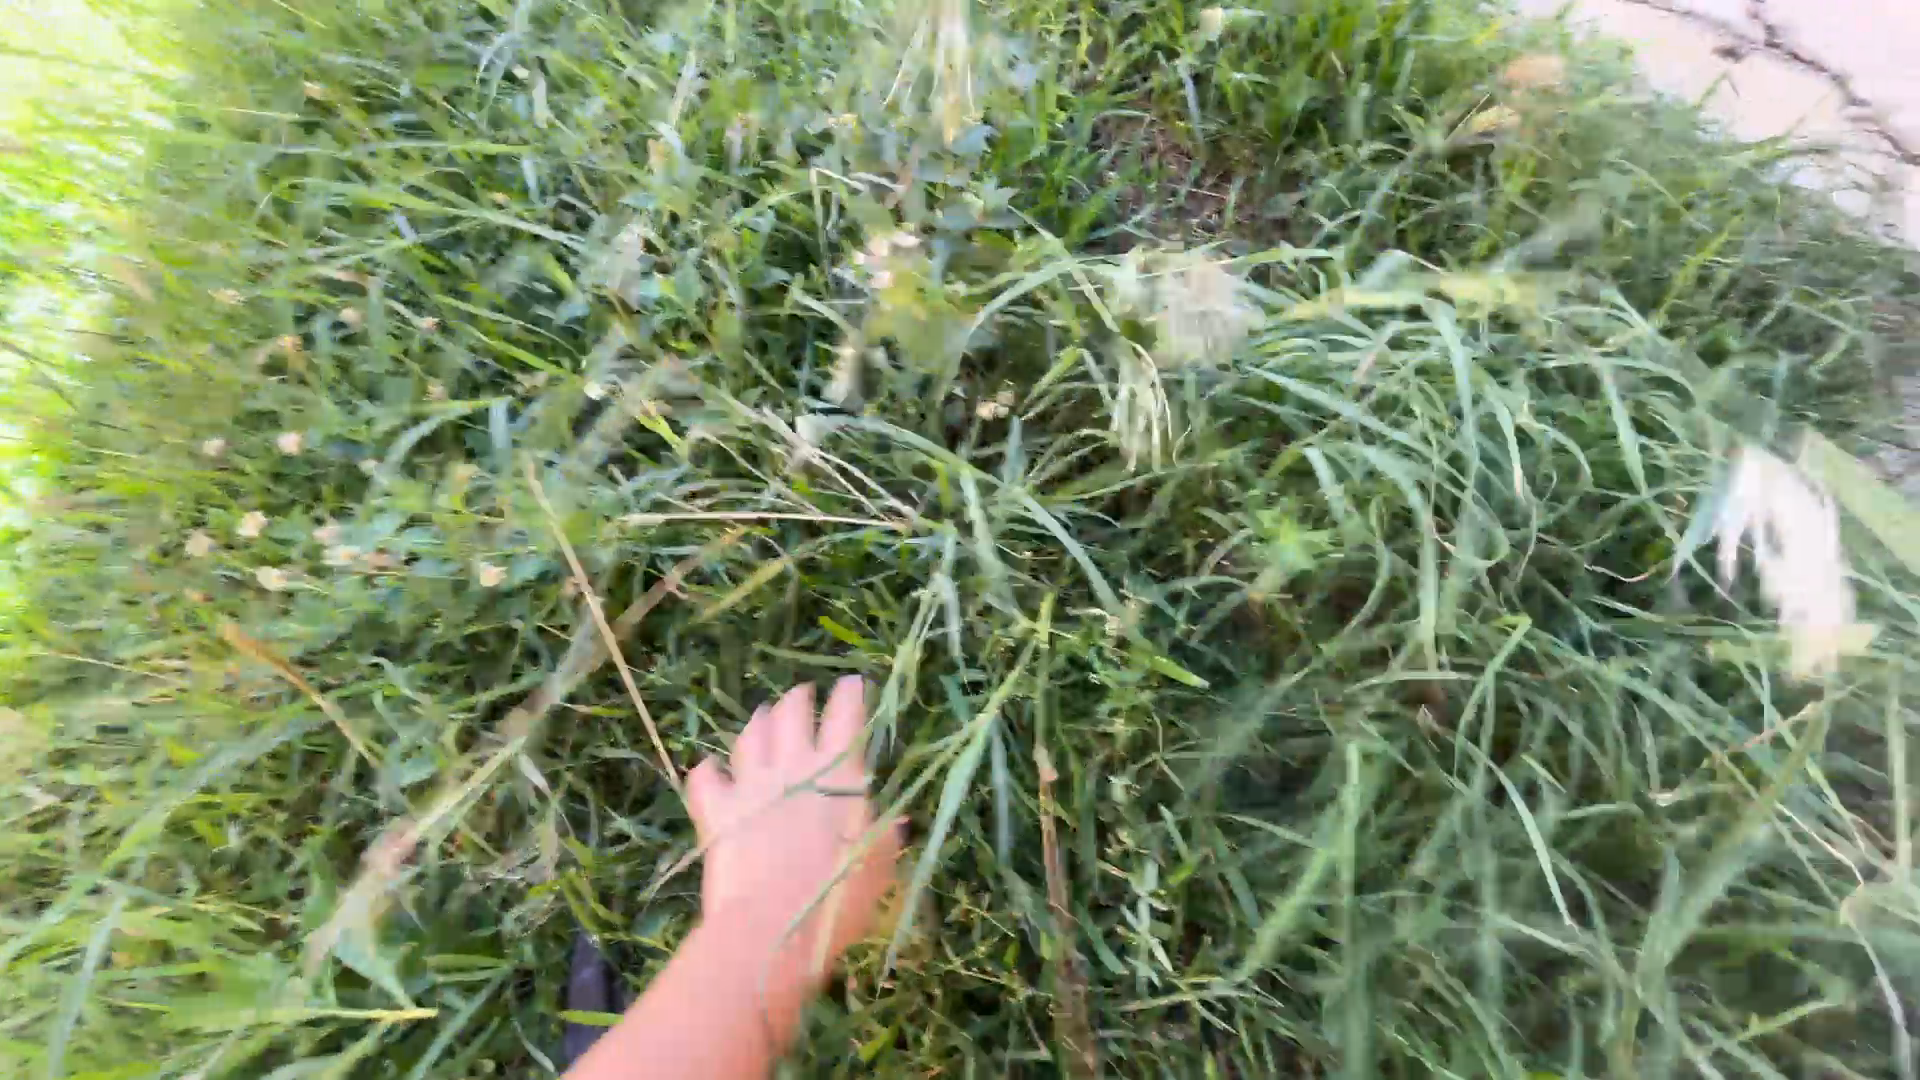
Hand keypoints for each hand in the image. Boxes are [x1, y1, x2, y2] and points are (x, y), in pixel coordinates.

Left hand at [685, 677, 899, 971]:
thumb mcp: (878, 864)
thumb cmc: (839, 897)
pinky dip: (707, 772)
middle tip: (803, 696)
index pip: (846, 714)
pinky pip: (705, 780)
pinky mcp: (717, 812)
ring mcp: (751, 784)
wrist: (772, 930)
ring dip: (759, 723)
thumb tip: (895, 821)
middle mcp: (793, 765)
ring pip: (751, 736)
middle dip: (799, 698)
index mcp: (838, 771)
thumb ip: (885, 834)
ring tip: (762, 717)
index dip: (850, 694)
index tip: (854, 683)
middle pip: (792, 712)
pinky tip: (708, 769)